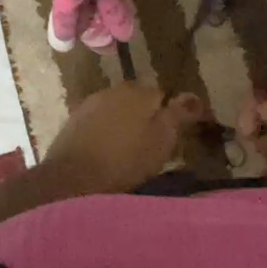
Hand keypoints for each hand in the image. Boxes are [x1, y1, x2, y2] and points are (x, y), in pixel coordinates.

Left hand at [44, 83, 208, 193]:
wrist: (72, 178)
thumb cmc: (125, 160)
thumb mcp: (161, 141)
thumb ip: (178, 116)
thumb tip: (194, 96)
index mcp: (140, 92)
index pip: (161, 94)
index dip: (166, 114)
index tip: (167, 135)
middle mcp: (115, 90)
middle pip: (137, 99)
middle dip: (143, 115)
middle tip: (148, 144)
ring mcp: (91, 103)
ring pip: (116, 108)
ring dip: (122, 122)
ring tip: (125, 149)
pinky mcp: (73, 120)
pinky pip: (97, 121)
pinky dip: (103, 131)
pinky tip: (103, 151)